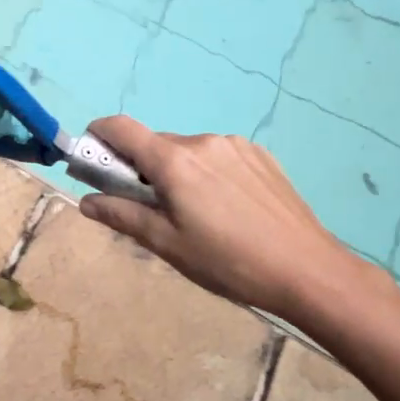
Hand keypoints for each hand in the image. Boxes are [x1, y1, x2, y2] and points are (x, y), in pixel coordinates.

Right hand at [76, 116, 379, 319]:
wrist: (313, 273)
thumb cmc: (230, 262)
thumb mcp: (168, 245)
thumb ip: (123, 216)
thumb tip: (87, 201)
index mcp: (173, 161)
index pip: (119, 127)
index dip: (97, 135)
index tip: (92, 159)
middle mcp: (200, 142)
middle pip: (154, 144)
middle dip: (141, 168)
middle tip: (149, 207)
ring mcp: (234, 146)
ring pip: (186, 151)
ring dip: (176, 172)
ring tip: (196, 214)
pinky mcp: (260, 156)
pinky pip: (216, 156)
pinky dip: (207, 174)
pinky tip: (227, 208)